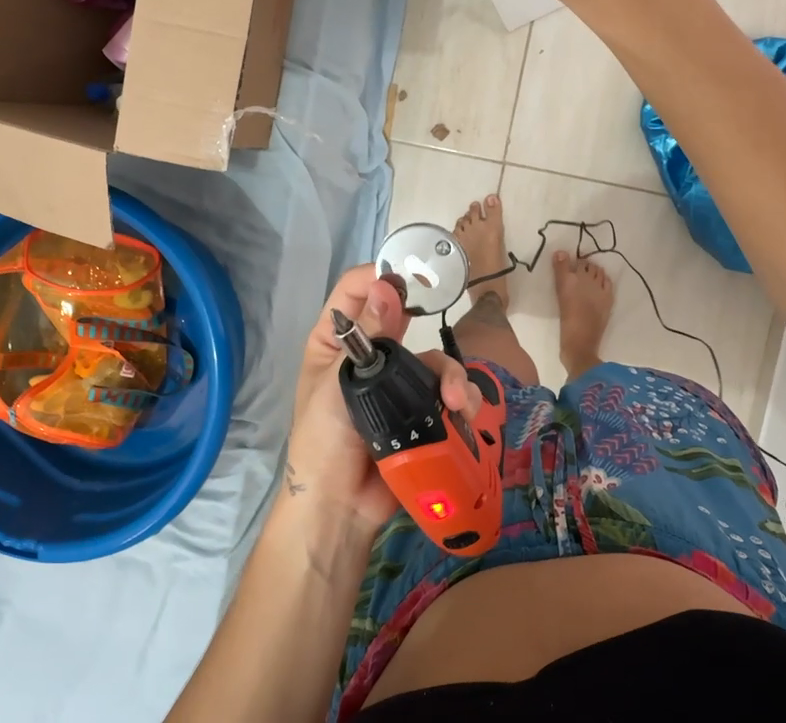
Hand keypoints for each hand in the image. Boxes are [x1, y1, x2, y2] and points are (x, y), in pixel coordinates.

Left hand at [286, 266, 483, 531]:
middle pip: (406, 318)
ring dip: (453, 376)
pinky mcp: (423, 413)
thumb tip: (387, 287)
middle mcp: (371, 355)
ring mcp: (399, 385)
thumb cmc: (322, 442)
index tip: (411, 278)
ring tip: (456, 404)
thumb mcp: (338, 385)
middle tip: (442, 318)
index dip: (382, 277)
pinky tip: (463, 416)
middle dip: (428, 322)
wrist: (340, 508)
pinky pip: (450, 394)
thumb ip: (370, 339)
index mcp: (336, 341)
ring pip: (436, 359)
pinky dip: (463, 400)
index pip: (357, 290)